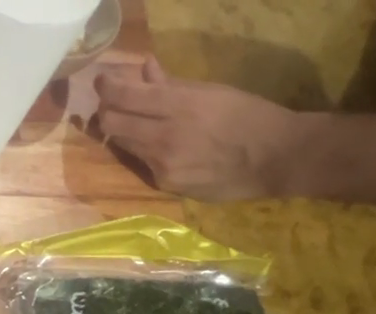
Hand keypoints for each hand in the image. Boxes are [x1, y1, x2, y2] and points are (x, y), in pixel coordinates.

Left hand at [92, 57, 317, 200]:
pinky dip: (140, 149)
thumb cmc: (248, 116)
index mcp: (181, 105)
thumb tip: (144, 68)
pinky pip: (141, 163)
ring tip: (125, 118)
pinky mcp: (163, 183)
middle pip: (114, 124)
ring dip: (120, 130)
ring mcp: (161, 163)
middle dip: (106, 110)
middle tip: (109, 103)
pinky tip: (150, 142)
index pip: (127, 96)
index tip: (101, 81)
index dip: (107, 88)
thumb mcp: (213, 91)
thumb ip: (172, 83)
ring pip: (124, 144)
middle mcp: (164, 136)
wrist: (274, 157)